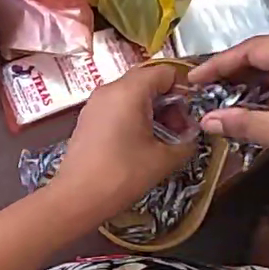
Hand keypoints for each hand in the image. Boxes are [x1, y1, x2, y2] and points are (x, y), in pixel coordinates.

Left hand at [49, 63, 194, 222]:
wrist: (77, 197)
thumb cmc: (122, 174)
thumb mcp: (164, 159)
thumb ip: (185, 142)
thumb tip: (190, 136)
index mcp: (129, 90)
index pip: (165, 71)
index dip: (184, 88)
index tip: (191, 112)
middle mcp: (109, 89)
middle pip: (146, 81)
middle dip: (167, 100)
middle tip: (178, 128)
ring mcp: (94, 104)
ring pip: (130, 94)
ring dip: (150, 110)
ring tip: (161, 138)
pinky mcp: (86, 120)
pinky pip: (115, 107)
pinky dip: (132, 117)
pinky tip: (139, 143)